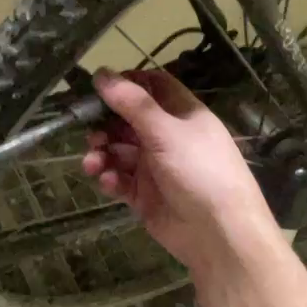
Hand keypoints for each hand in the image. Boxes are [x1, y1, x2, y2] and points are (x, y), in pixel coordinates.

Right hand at [82, 68, 277, 275]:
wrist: (218, 233)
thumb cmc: (200, 171)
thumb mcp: (166, 132)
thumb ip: (133, 104)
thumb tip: (101, 73)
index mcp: (182, 115)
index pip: (154, 87)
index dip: (127, 83)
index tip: (99, 86)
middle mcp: (168, 137)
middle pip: (127, 121)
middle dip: (105, 125)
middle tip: (89, 133)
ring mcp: (155, 166)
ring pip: (118, 151)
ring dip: (101, 154)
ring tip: (92, 163)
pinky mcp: (143, 194)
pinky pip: (119, 179)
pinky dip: (109, 178)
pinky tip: (108, 182)